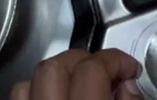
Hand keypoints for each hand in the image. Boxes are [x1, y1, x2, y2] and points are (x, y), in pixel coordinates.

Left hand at [9, 49, 141, 99]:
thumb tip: (130, 88)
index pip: (92, 70)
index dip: (116, 60)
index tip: (129, 68)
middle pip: (55, 68)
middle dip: (85, 61)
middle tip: (107, 72)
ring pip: (26, 83)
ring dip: (54, 75)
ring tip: (79, 83)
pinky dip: (32, 94)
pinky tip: (53, 99)